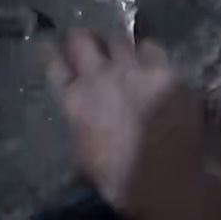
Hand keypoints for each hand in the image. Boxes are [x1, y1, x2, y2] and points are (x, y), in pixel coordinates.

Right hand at [45, 28, 218, 219]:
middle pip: (81, 39)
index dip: (51, 54)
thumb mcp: (85, 152)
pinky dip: (146, 53)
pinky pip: (150, 47)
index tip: (51, 47)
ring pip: (117, 38)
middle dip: (81, 38)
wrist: (168, 181)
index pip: (54, 65)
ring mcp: (133, 68)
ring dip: (116, 47)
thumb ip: (80, 119)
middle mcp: (100, 76)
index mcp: (76, 101)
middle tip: (86, 42)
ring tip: (122, 55)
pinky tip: (150, 63)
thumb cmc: (121, 179)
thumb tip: (82, 104)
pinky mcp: (163, 68)